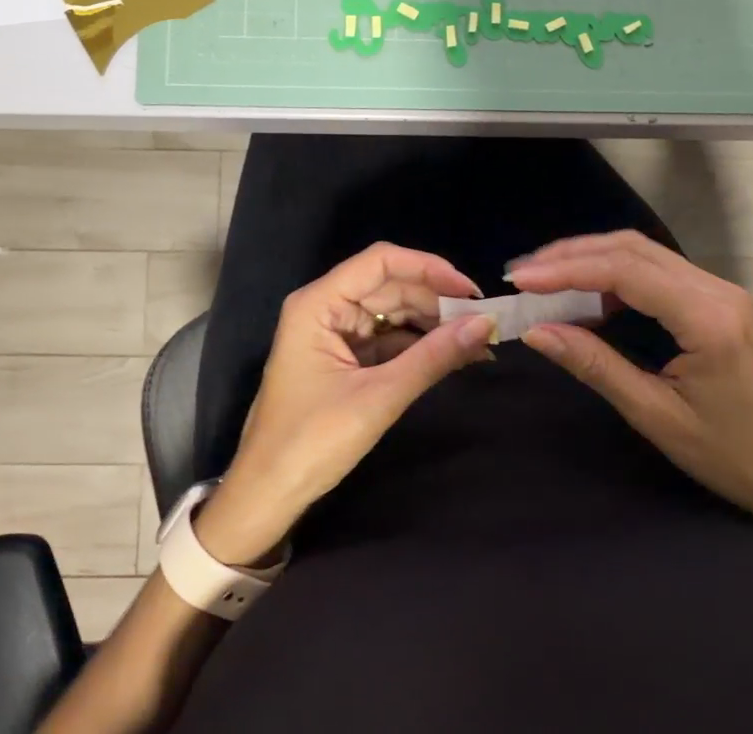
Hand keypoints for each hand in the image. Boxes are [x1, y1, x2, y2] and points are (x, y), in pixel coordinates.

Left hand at [197, 242, 493, 565]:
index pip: (380, 261)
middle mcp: (324, 308)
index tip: (472, 293)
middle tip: (484, 324)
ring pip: (391, 312)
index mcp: (319, 304)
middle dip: (436, 301)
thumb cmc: (312, 441)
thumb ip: (432, 357)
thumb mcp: (379, 397)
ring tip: (477, 342)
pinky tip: (452, 356)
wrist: (268, 492)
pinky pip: (386, 339)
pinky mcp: (342, 359)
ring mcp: (333, 333)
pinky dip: (418, 346)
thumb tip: (485, 324)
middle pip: (389, 285)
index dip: (429, 268)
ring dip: (432, 324)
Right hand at [506, 231, 752, 543]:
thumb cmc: (726, 454)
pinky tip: (581, 291)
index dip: (567, 270)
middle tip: (522, 273)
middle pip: (632, 249)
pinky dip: (611, 273)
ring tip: (541, 277)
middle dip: (571, 255)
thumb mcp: (653, 414)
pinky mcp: (714, 301)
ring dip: (589, 258)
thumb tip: (536, 332)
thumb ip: (594, 365)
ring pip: (643, 253)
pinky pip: (655, 271)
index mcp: (708, 319)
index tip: (520, 279)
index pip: (625, 271)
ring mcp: (719, 292)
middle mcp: (717, 291)